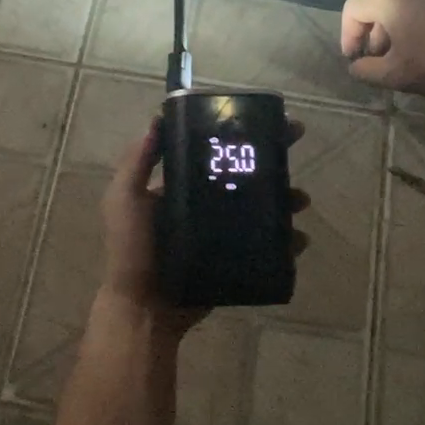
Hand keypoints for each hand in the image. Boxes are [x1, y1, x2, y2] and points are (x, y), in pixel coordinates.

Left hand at [98, 118, 307, 337]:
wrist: (145, 310)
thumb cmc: (132, 251)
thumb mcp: (125, 200)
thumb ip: (136, 162)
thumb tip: (157, 118)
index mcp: (179, 185)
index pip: (212, 149)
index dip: (237, 131)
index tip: (262, 115)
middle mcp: (203, 204)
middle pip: (244, 173)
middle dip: (271, 157)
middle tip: (294, 140)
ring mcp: (222, 233)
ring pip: (261, 207)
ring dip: (284, 197)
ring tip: (299, 199)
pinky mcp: (235, 260)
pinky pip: (267, 245)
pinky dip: (287, 240)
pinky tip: (299, 239)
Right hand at [340, 0, 424, 96]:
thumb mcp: (396, 76)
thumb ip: (367, 71)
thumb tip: (356, 67)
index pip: (353, 8)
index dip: (348, 35)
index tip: (356, 58)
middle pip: (380, 3)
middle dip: (376, 32)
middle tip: (384, 59)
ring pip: (409, 1)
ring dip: (402, 25)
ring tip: (413, 52)